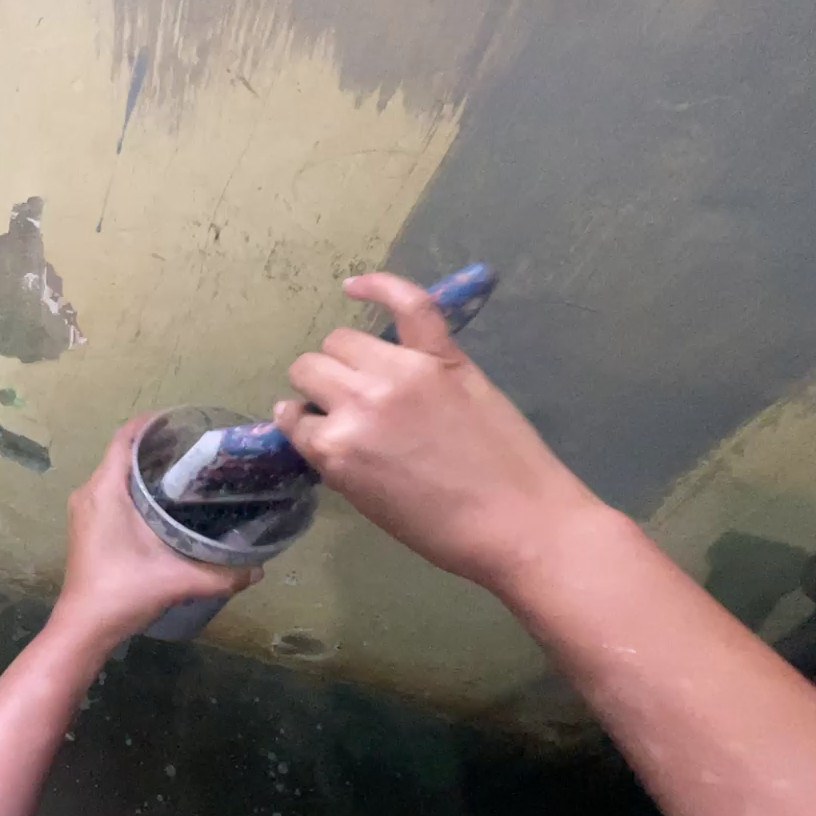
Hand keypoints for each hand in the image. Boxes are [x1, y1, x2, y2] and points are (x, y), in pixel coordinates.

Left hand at [51, 416, 261, 646]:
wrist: (83, 628)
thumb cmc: (123, 592)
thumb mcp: (177, 581)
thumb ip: (221, 575)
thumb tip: (258, 570)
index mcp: (105, 490)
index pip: (123, 439)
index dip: (148, 424)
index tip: (178, 420)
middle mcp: (89, 492)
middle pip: (119, 454)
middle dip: (152, 446)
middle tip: (191, 448)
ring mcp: (83, 510)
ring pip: (112, 474)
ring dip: (140, 468)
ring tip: (180, 470)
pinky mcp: (84, 526)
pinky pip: (107, 491)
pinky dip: (130, 487)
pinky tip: (158, 502)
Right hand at [273, 273, 607, 590]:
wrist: (523, 524)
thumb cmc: (440, 528)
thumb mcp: (364, 500)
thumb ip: (332, 456)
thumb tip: (313, 424)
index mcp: (335, 448)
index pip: (292, 417)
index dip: (304, 424)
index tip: (318, 429)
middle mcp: (358, 401)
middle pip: (310, 369)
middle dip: (316, 388)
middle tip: (342, 405)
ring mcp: (402, 372)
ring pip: (341, 340)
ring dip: (342, 358)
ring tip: (364, 373)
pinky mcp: (442, 356)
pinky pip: (407, 302)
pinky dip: (379, 287)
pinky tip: (354, 287)